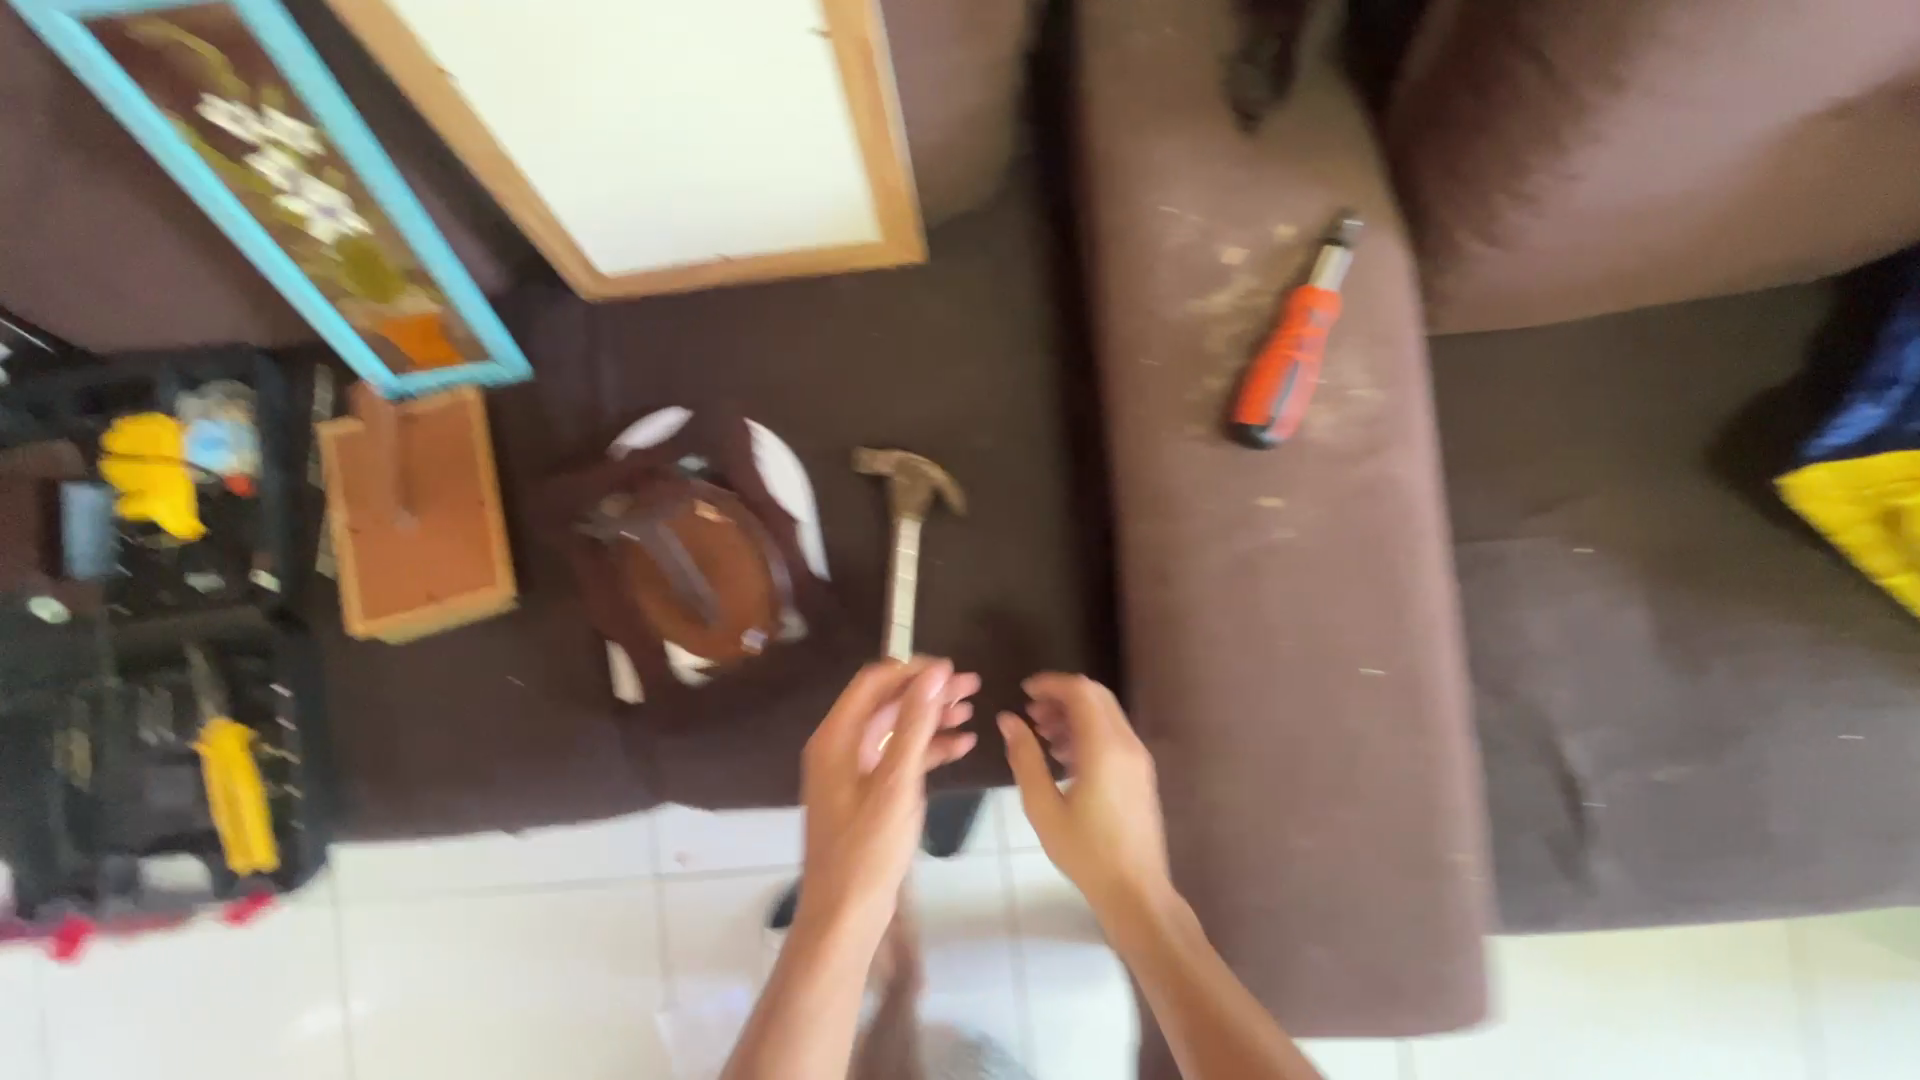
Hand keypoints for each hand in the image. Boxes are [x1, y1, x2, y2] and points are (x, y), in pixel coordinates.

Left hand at [798, 659, 979, 935]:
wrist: (844, 915)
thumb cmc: (867, 849)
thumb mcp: (896, 783)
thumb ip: (915, 724)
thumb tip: (934, 672)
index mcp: (836, 737)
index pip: (874, 682)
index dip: (913, 670)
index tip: (953, 669)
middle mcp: (840, 746)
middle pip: (887, 703)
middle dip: (928, 692)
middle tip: (972, 686)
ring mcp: (852, 770)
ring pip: (895, 728)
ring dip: (931, 718)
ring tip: (971, 710)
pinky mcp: (866, 793)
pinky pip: (897, 758)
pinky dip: (926, 749)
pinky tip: (960, 745)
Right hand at [998, 673, 1170, 910]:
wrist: (1135, 890)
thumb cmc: (1085, 852)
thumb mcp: (1043, 807)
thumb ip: (1025, 757)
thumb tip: (1008, 720)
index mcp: (1103, 748)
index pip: (1080, 691)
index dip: (1050, 684)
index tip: (1023, 692)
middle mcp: (1126, 743)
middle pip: (1095, 696)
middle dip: (1061, 697)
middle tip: (1031, 714)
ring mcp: (1138, 757)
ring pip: (1105, 714)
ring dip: (1074, 714)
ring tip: (1042, 735)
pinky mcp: (1140, 772)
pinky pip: (1113, 734)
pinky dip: (1088, 731)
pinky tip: (1063, 756)